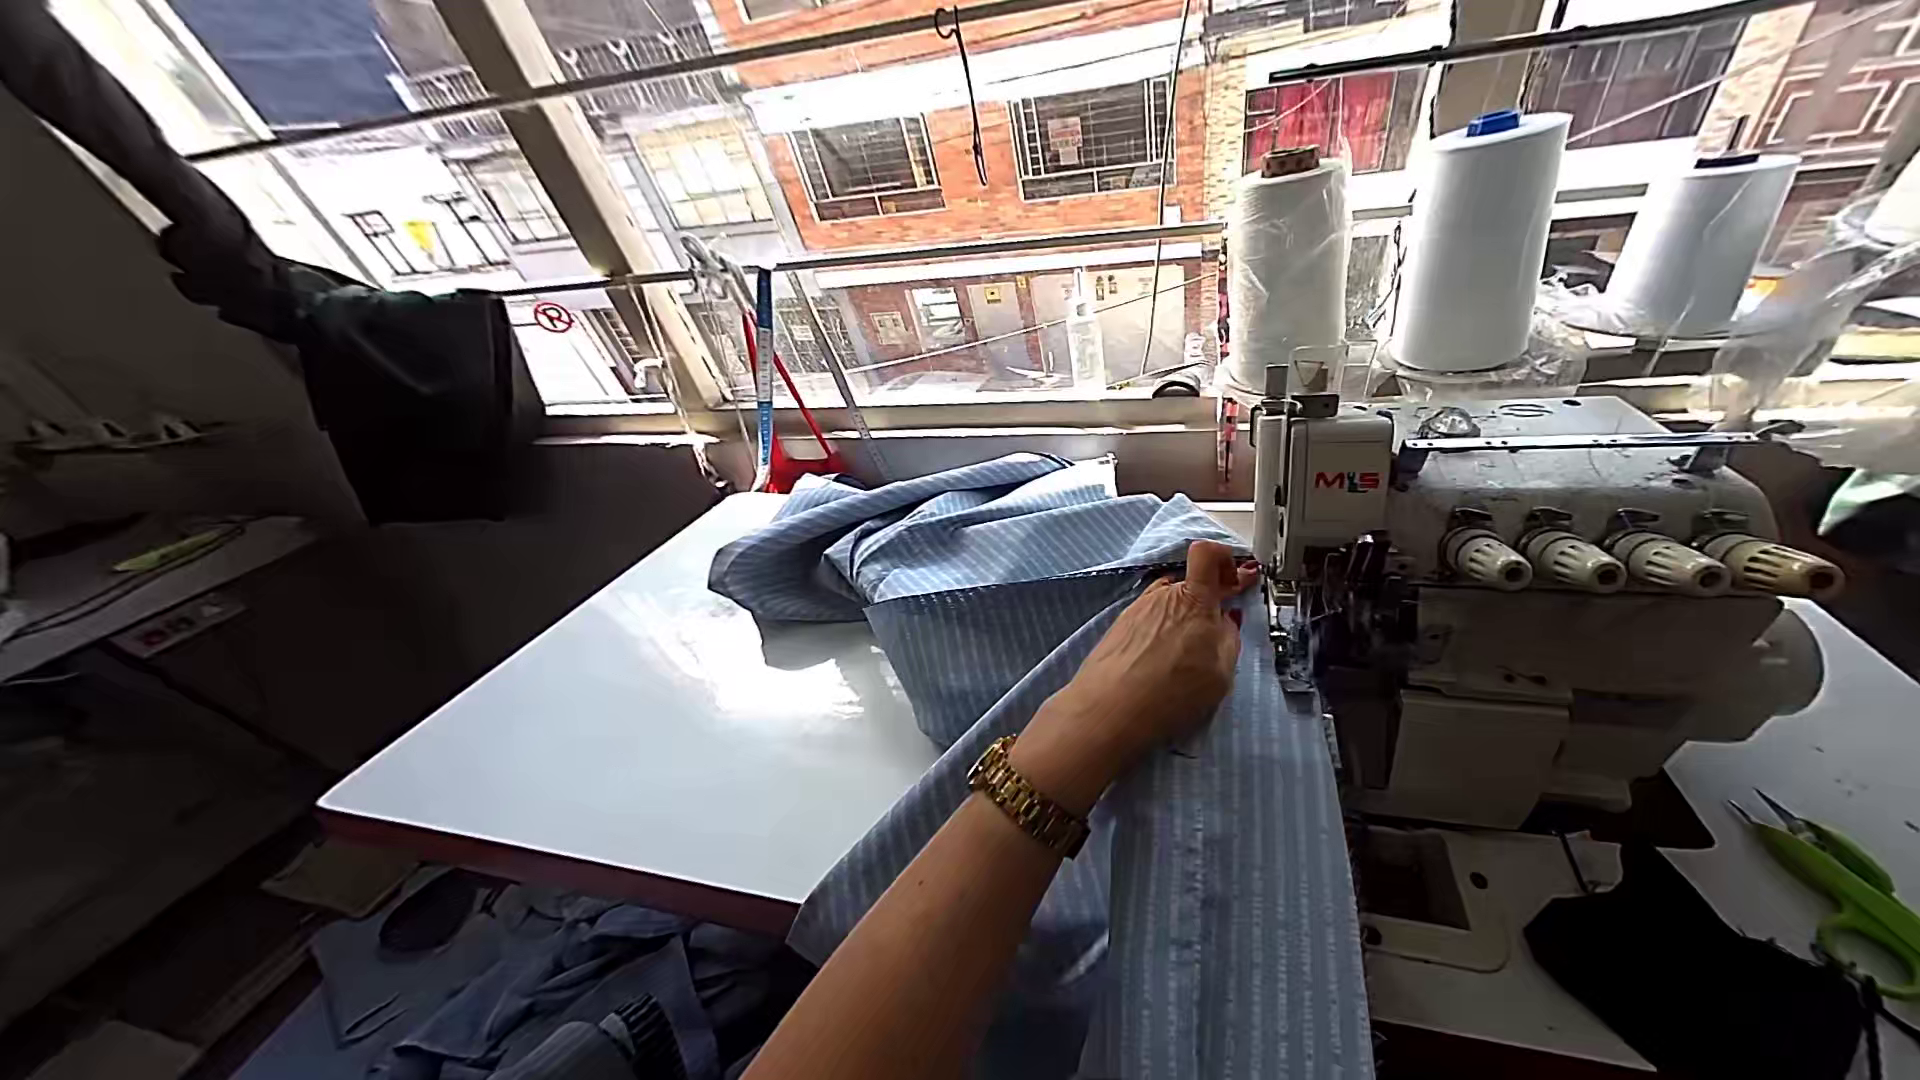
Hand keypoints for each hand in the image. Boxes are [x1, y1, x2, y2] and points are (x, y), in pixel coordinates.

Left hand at [1010, 540, 1257, 813]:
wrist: (1109, 707)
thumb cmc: (1169, 693)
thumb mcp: (1221, 674)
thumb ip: (1228, 638)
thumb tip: (1226, 621)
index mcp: (1193, 600)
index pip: (1207, 553)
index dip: (1224, 559)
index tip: (1236, 577)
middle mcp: (1162, 596)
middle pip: (1190, 582)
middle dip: (1206, 599)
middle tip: (1216, 626)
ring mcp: (1138, 608)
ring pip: (1168, 602)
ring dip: (1181, 618)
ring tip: (1185, 654)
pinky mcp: (1120, 625)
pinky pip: (1149, 617)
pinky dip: (1160, 631)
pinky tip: (1160, 660)